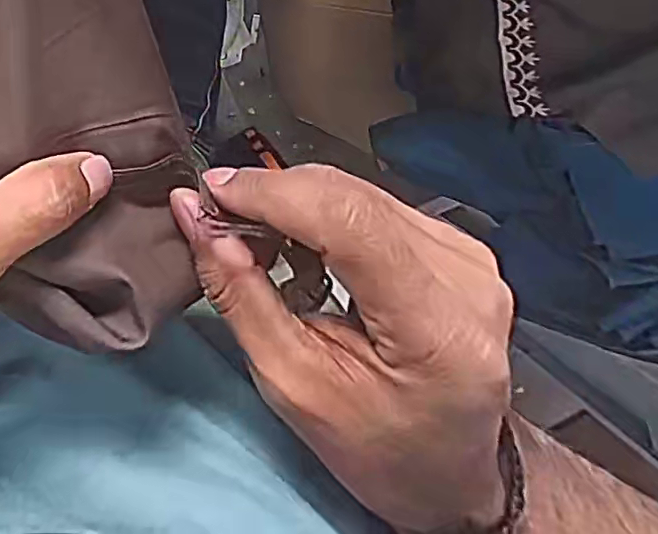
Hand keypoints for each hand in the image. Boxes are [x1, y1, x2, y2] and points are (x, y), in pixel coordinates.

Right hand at [170, 165, 514, 532]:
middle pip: (343, 194)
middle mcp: (463, 278)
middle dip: (266, 193)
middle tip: (215, 216)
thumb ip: (238, 292)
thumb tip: (193, 214)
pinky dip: (312, 207)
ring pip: (347, 186)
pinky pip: (362, 197)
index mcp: (435, 328)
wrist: (455, 470)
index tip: (209, 192)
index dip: (269, 193)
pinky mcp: (451, 241)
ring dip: (285, 198)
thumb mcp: (290, 381)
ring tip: (251, 233)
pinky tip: (293, 237)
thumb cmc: (376, 444)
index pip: (346, 220)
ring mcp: (464, 254)